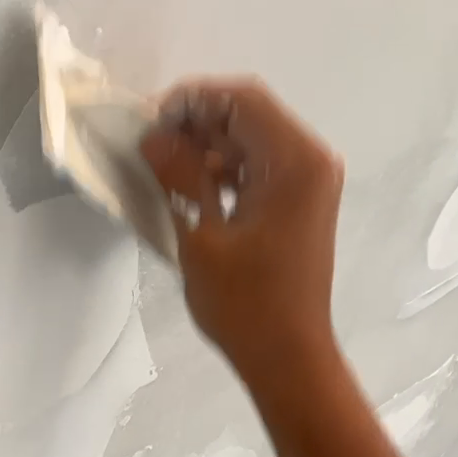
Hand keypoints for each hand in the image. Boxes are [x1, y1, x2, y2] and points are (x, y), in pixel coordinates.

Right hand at [141, 78, 343, 385]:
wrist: (285, 355)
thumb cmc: (244, 304)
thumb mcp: (202, 239)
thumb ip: (180, 179)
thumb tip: (154, 138)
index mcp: (295, 162)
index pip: (242, 101)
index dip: (191, 101)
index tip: (147, 123)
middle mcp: (310, 162)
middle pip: (249, 118)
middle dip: (196, 125)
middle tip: (147, 147)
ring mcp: (308, 184)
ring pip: (250, 144)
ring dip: (206, 150)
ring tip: (160, 170)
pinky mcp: (297, 207)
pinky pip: (257, 172)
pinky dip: (222, 174)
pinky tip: (187, 191)